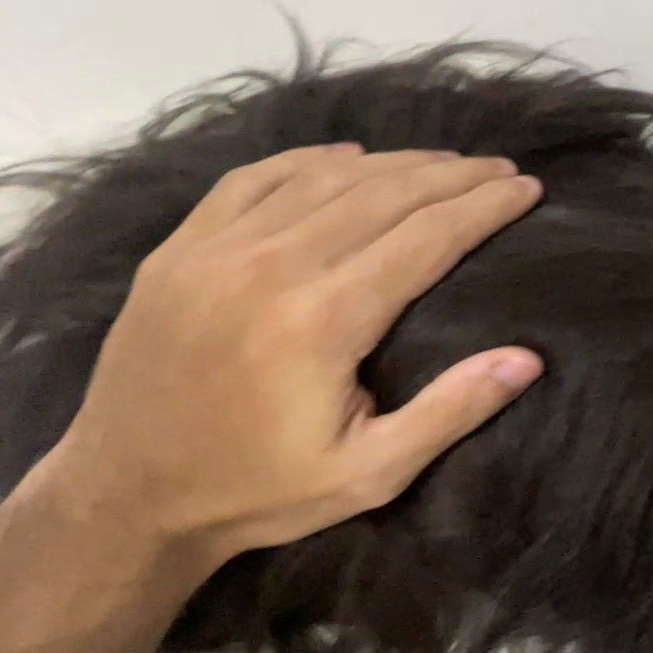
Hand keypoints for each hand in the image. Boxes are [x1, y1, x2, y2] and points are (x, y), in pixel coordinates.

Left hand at [28, 144, 545, 567]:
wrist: (124, 498)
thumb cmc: (264, 489)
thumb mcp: (374, 473)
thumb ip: (452, 411)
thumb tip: (528, 358)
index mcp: (322, 321)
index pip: (426, 237)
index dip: (484, 208)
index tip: (528, 189)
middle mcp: (268, 268)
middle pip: (384, 195)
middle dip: (455, 176)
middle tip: (503, 168)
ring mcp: (214, 251)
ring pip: (326, 178)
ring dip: (398, 163)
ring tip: (449, 163)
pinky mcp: (178, 250)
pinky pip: (255, 179)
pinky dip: (313, 159)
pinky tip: (351, 154)